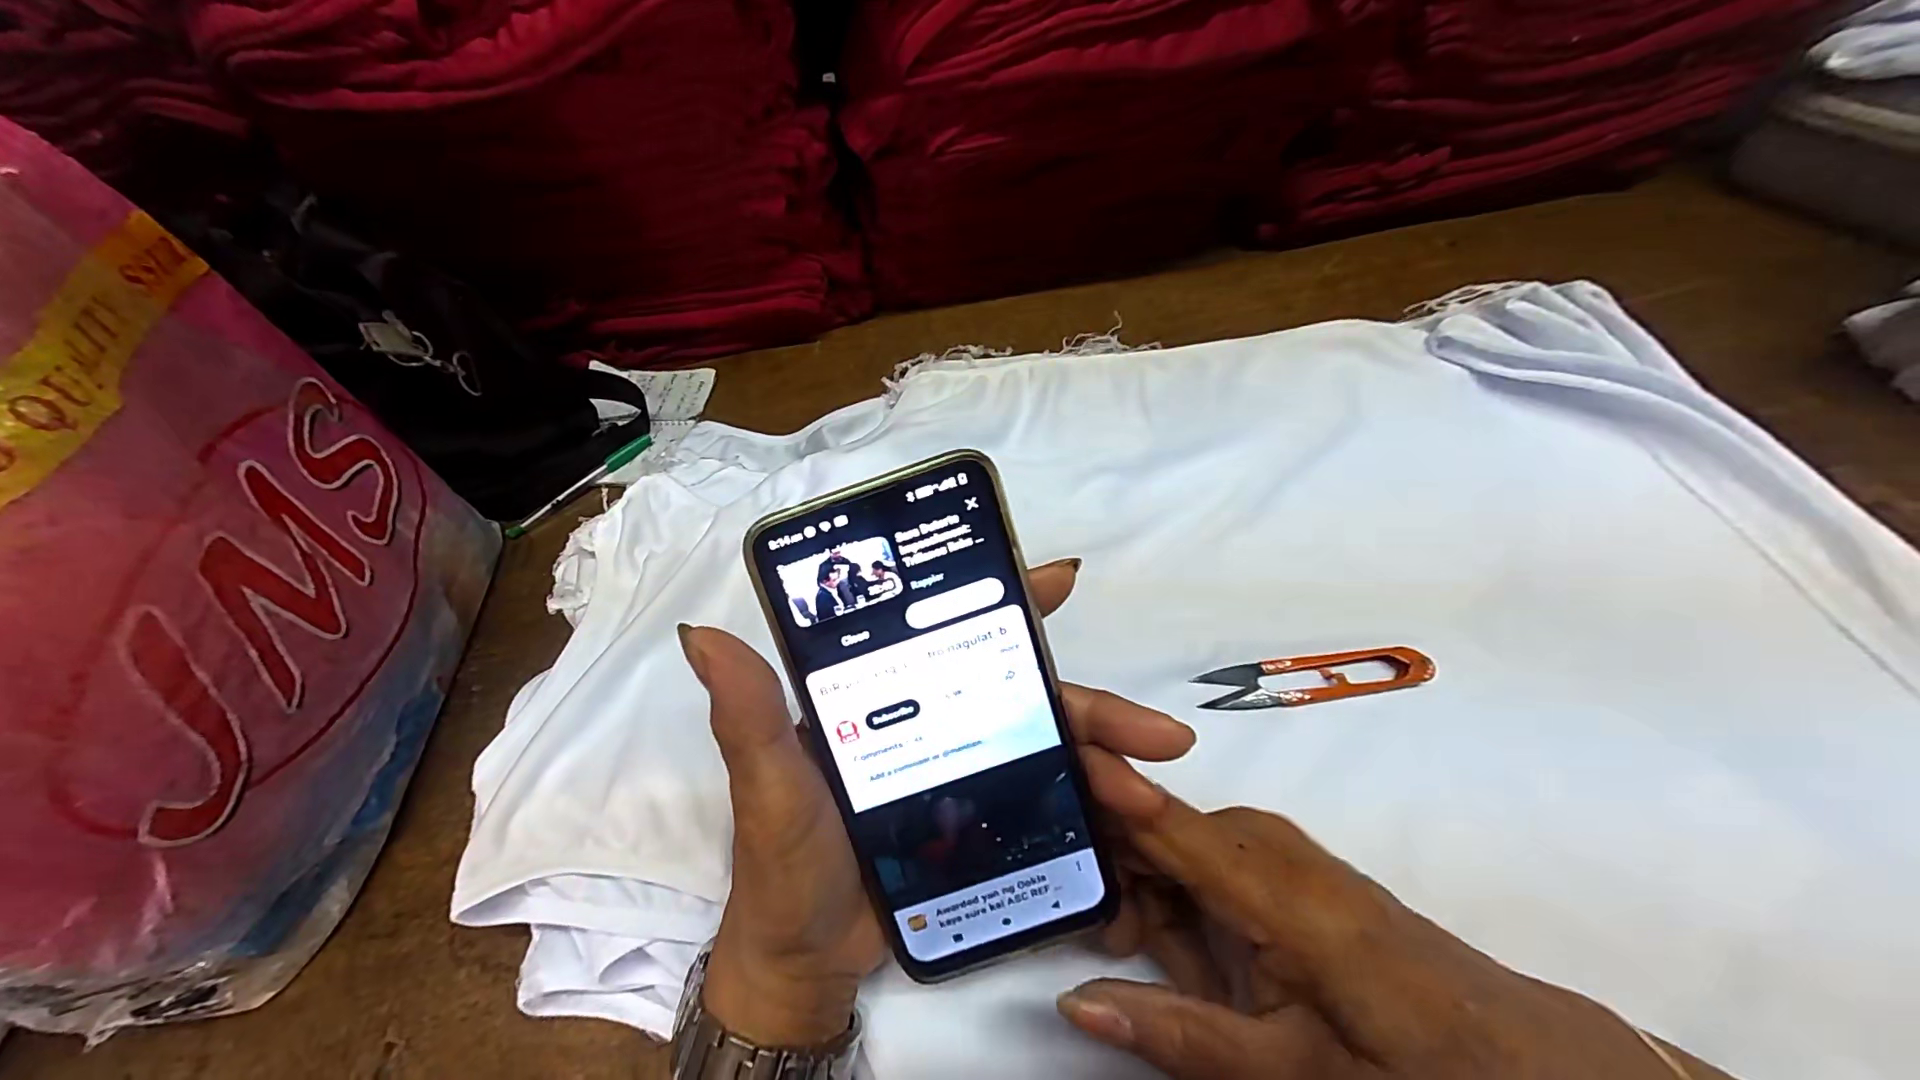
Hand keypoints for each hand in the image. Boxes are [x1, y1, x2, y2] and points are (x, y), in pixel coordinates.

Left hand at [678, 557, 1193, 1045]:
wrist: (806, 961)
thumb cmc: (783, 866)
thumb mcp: (766, 785)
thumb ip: (746, 714)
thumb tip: (702, 636)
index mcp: (890, 698)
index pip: (953, 634)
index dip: (1008, 603)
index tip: (1061, 579)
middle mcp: (937, 721)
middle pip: (1027, 697)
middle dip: (1094, 709)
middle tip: (1157, 735)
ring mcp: (966, 770)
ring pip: (1049, 749)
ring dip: (1105, 764)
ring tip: (1151, 793)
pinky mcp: (983, 819)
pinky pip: (1047, 801)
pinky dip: (1089, 806)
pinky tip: (1126, 822)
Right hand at [1062, 795, 1733, 1079]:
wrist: (1519, 1058)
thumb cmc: (1408, 1065)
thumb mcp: (1287, 1072)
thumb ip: (1175, 1032)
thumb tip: (1071, 1003)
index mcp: (1268, 883)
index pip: (1157, 817)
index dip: (1095, 796)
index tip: (1037, 789)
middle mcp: (1264, 844)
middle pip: (1154, 831)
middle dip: (1117, 879)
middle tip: (1105, 943)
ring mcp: (1275, 849)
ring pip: (1174, 849)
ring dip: (1151, 902)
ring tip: (1161, 968)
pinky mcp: (1283, 864)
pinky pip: (1205, 865)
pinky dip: (1184, 907)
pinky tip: (1195, 960)